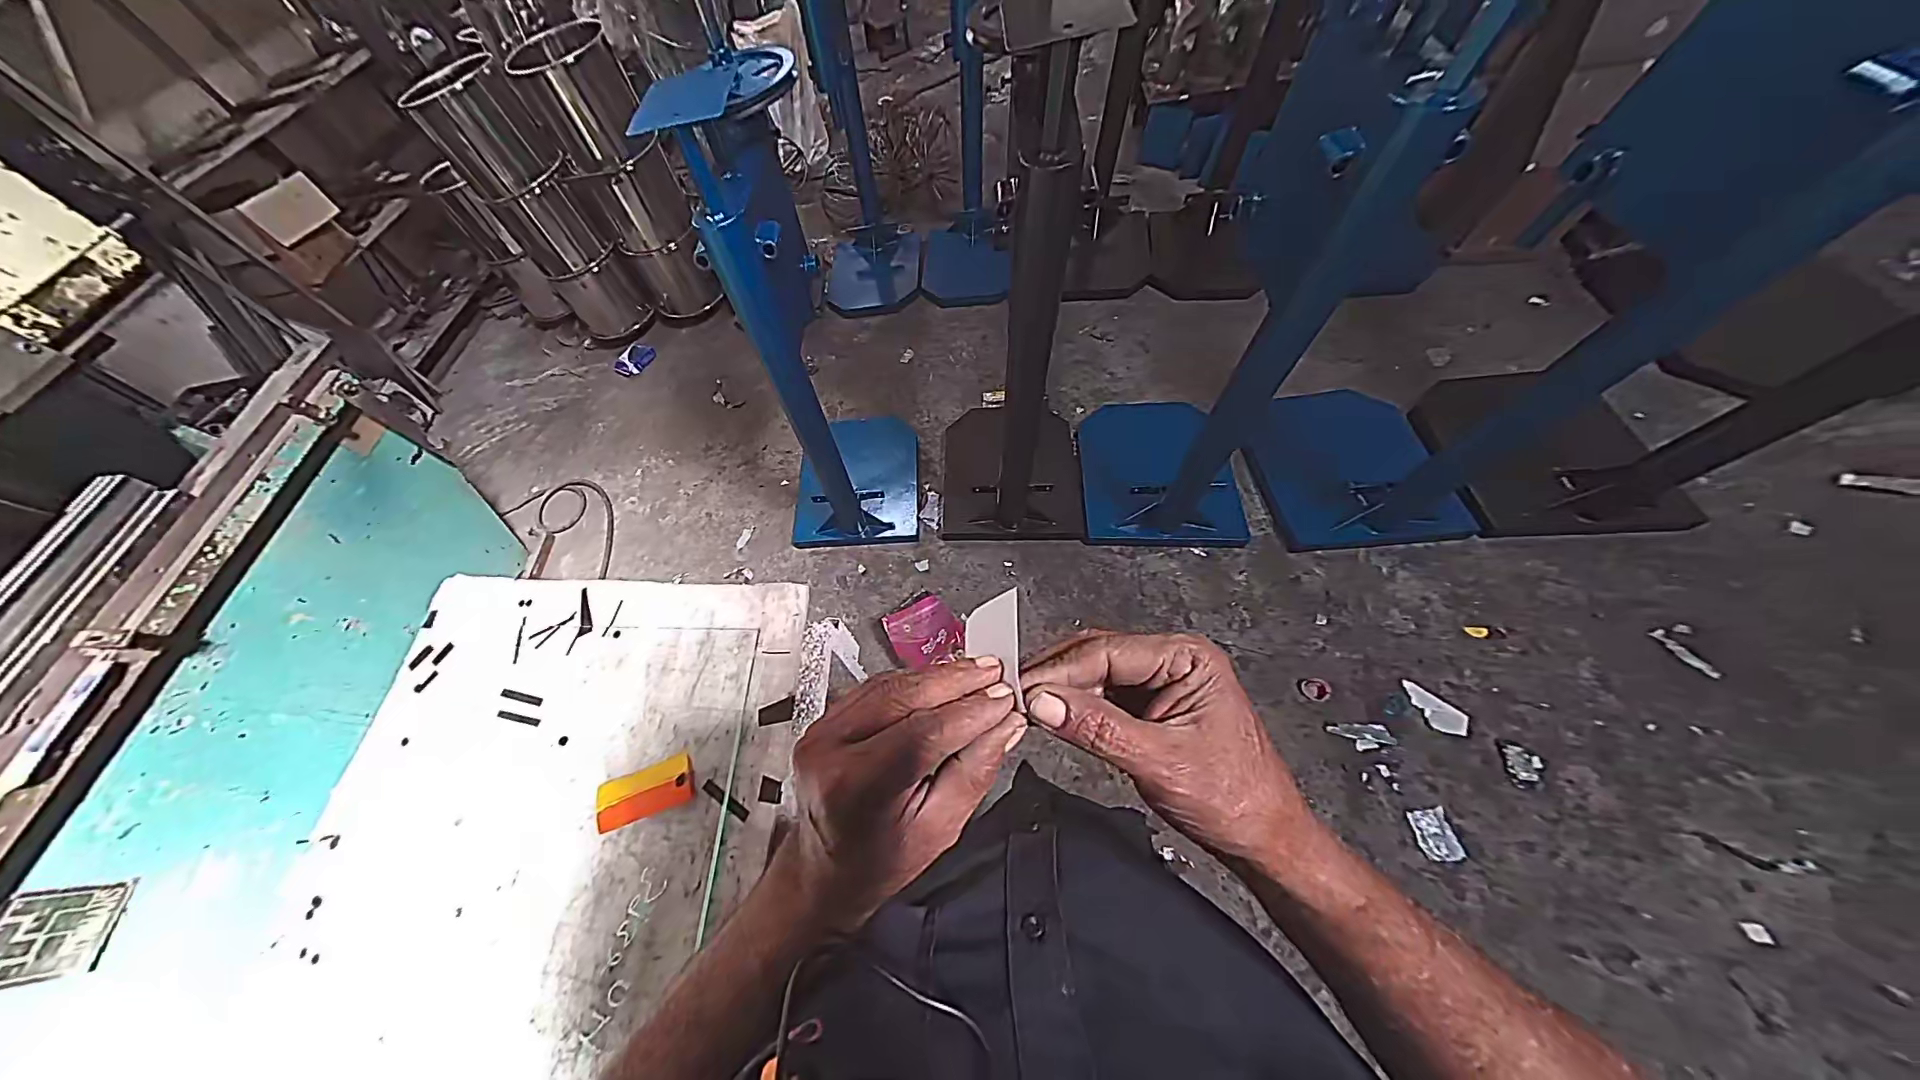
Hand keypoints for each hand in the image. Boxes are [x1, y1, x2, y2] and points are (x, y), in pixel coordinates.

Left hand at [782, 658, 1025, 927]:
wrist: (824, 869)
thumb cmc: (874, 862)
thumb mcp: (938, 829)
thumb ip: (974, 772)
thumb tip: (1003, 727)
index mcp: (856, 788)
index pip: (923, 732)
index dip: (972, 712)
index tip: (1004, 701)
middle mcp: (830, 751)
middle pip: (905, 696)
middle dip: (958, 681)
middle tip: (996, 675)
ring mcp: (823, 730)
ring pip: (891, 684)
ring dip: (939, 676)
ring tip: (977, 674)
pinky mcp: (826, 718)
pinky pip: (876, 687)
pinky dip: (915, 680)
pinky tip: (942, 680)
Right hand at [1022, 631, 1312, 862]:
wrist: (1263, 837)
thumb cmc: (1238, 798)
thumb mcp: (1161, 761)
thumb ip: (1098, 729)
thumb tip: (1046, 702)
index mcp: (1188, 658)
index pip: (1106, 652)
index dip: (1059, 671)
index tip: (1025, 689)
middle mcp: (1173, 663)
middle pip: (1096, 656)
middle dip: (1056, 677)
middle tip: (1019, 697)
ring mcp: (1159, 684)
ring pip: (1094, 675)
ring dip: (1062, 691)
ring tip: (1030, 708)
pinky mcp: (1147, 708)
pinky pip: (1100, 697)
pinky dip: (1074, 708)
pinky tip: (1055, 717)